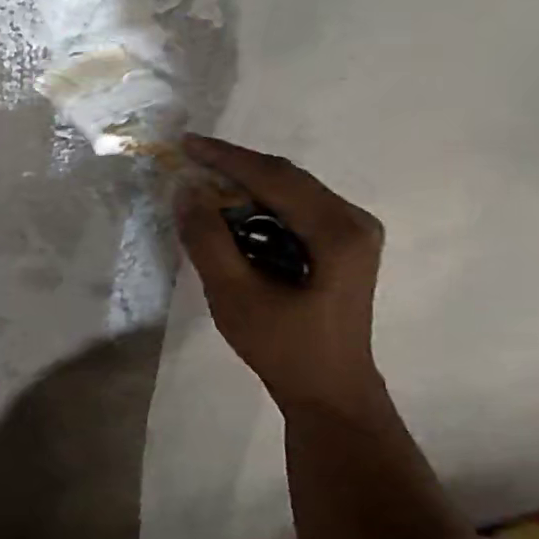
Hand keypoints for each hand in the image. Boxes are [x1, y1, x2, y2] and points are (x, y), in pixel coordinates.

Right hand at [174, 134, 385, 412]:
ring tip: (204, 188)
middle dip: (234, 169)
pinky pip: (296, 211)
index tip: (186, 144)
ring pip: (290, 192)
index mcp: (337, 231)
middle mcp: (353, 221)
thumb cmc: (285, 349)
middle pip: (286, 178)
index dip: (226, 158)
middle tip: (189, 162)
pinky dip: (260, 208)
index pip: (274, 177)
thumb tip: (185, 191)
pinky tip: (232, 215)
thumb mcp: (235, 295)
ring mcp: (352, 233)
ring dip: (246, 188)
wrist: (330, 394)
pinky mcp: (343, 247)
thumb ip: (208, 239)